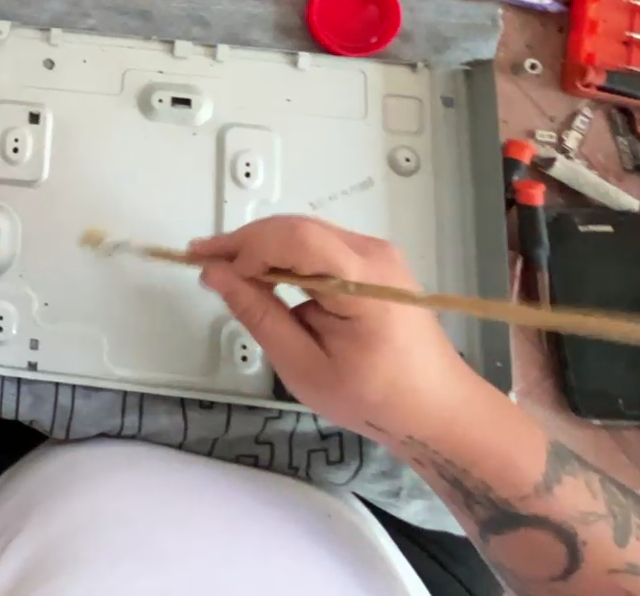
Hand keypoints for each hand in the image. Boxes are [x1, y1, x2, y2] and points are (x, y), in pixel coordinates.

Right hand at [192, 216, 493, 441]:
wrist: (439, 412)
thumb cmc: (375, 399)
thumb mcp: (305, 367)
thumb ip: (258, 315)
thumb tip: (215, 274)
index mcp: (365, 283)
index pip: (295, 240)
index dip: (246, 248)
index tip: (208, 269)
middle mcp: (373, 254)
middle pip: (294, 228)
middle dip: (243, 242)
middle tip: (200, 259)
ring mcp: (375, 252)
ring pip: (300, 230)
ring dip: (258, 245)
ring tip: (220, 266)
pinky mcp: (370, 259)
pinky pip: (314, 243)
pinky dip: (279, 253)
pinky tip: (256, 270)